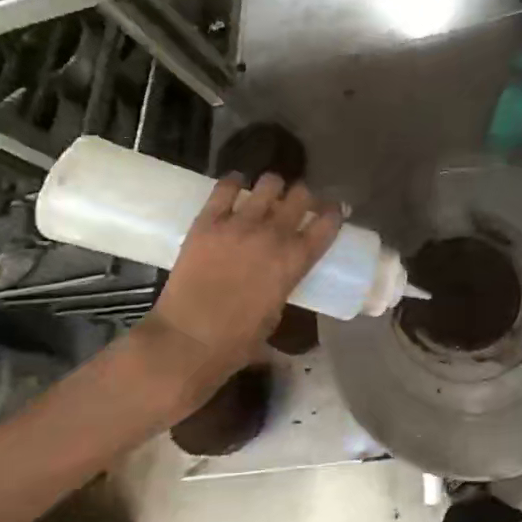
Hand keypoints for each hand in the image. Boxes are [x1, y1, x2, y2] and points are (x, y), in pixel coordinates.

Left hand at [150, 172, 341, 376]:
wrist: (188, 340)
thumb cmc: (237, 340)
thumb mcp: (277, 312)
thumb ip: (284, 283)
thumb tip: (282, 275)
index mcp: (296, 260)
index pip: (327, 222)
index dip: (333, 212)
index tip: (331, 211)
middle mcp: (273, 235)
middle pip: (300, 195)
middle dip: (303, 197)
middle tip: (296, 204)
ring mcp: (239, 224)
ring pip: (268, 184)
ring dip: (272, 186)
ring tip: (266, 195)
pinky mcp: (208, 221)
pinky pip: (225, 187)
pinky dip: (234, 182)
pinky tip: (236, 184)